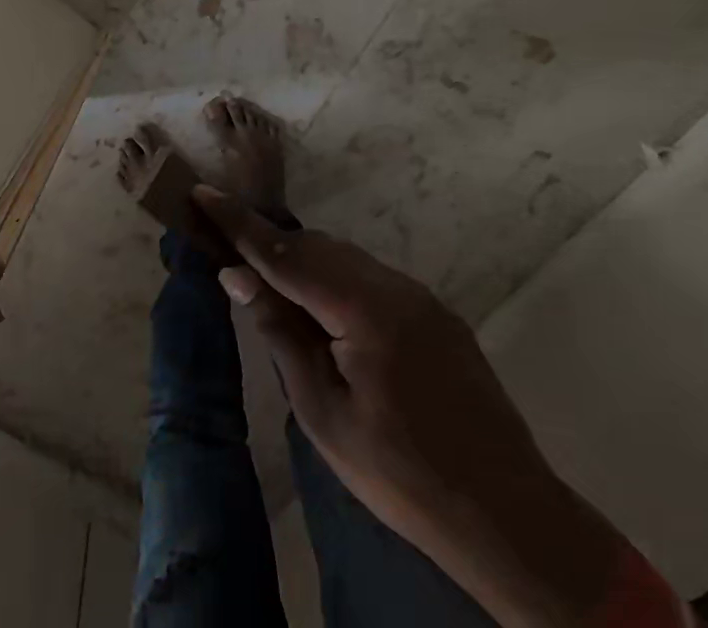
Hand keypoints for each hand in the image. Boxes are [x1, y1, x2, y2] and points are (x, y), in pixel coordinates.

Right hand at [193, 185, 648, 627]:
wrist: (506, 515)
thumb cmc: (397, 471)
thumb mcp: (320, 408)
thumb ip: (280, 332)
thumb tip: (237, 275)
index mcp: (366, 312)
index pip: (285, 254)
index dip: (238, 223)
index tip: (202, 192)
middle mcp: (397, 289)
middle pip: (316, 247)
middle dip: (267, 243)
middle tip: (225, 255)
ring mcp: (422, 300)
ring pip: (344, 259)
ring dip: (300, 262)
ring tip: (267, 288)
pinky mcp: (435, 316)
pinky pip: (370, 278)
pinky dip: (332, 279)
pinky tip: (319, 313)